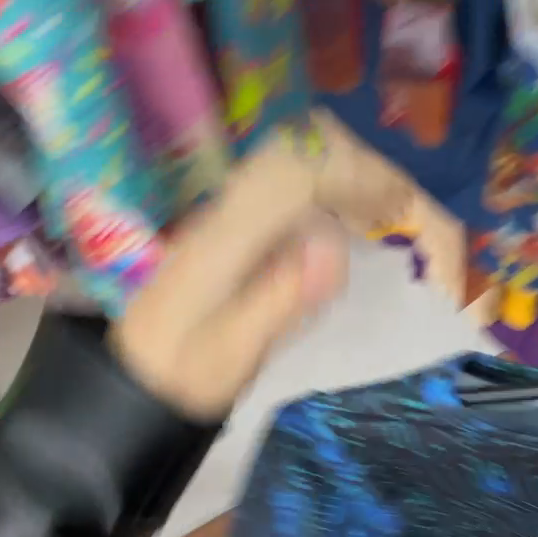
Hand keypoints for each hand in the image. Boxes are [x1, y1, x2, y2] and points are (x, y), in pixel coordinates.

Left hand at [112, 119, 411, 419]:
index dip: (357, 181)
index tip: (400, 210)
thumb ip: (278, 301)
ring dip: (345, 177)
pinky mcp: (229, 232)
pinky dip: (327, 196)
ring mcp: (224, 219)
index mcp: (223, 237)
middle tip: (404, 211)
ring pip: (291, 165)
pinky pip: (285, 190)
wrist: (134, 383)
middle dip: (358, 170)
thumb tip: (331, 246)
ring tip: (388, 214)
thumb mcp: (229, 354)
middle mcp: (224, 213)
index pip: (296, 175)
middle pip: (297, 153)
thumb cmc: (181, 377)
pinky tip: (348, 226)